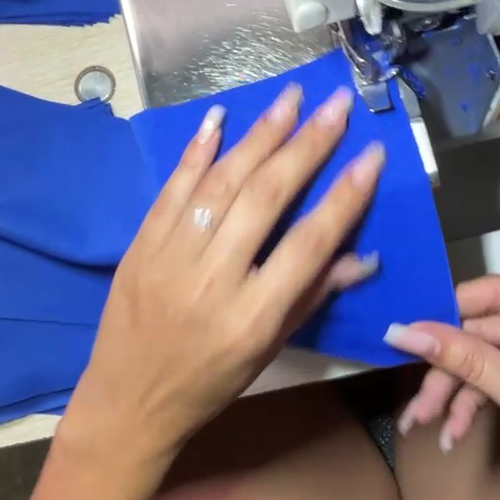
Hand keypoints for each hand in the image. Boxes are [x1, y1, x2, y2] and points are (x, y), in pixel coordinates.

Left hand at [61, 82, 385, 465]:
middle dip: (306, 145)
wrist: (128, 401)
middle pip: (265, 198)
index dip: (345, 196)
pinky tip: (220, 117)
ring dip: (259, 135)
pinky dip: (196, 151)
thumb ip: (311, 297)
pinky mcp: (141, 244)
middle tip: (335, 104)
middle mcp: (213, 279)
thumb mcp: (268, 352)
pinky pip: (172, 188)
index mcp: (253, 317)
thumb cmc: (209, 383)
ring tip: (290, 98)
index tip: (371, 154)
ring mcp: (171, 257)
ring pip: (221, 183)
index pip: (309, 243)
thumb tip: (363, 256)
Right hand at [383, 277, 499, 499]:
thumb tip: (402, 332)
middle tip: (412, 392)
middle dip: (447, 367)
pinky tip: (451, 431)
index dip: (448, 311)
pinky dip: (471, 403)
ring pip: (482, 357)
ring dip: (452, 390)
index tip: (402, 329)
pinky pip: (494, 377)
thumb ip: (464, 359)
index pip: (498, 293)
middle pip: (484, 329)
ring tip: (421, 421)